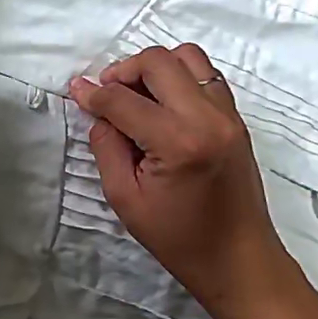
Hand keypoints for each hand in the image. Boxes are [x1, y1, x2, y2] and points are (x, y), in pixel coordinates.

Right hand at [67, 44, 292, 317]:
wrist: (240, 261)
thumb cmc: (178, 238)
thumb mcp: (124, 198)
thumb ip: (106, 147)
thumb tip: (99, 113)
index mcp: (178, 143)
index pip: (123, 100)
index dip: (92, 94)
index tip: (76, 92)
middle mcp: (208, 119)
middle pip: (158, 61)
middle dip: (123, 71)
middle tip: (107, 94)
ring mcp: (228, 116)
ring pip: (188, 57)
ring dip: (155, 67)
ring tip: (137, 94)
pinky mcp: (237, 120)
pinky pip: (207, 75)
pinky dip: (179, 77)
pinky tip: (162, 104)